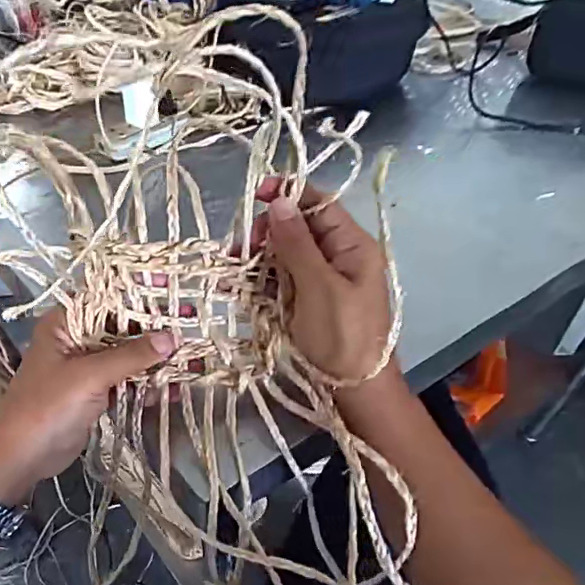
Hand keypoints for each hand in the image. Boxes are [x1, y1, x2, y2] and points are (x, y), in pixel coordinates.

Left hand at [0, 309, 175, 505]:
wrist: (22, 456)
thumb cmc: (48, 406)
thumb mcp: (90, 375)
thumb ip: (131, 355)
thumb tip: (172, 338)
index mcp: (66, 323)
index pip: (108, 298)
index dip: (140, 294)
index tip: (172, 290)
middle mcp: (77, 339)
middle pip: (123, 327)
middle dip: (157, 331)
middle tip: (192, 328)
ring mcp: (87, 367)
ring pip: (129, 356)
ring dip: (157, 360)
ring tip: (192, 361)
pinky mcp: (96, 393)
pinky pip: (127, 381)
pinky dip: (148, 385)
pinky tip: (174, 389)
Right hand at [257, 177, 393, 384]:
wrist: (353, 391)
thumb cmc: (342, 338)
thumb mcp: (319, 288)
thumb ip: (297, 244)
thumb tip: (279, 200)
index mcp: (351, 246)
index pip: (318, 204)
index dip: (288, 193)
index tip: (254, 196)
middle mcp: (337, 257)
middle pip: (297, 228)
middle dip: (266, 233)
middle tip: (241, 251)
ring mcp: (321, 281)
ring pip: (284, 255)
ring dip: (257, 259)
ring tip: (232, 273)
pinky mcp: (306, 302)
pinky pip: (280, 281)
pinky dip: (260, 282)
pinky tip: (238, 288)